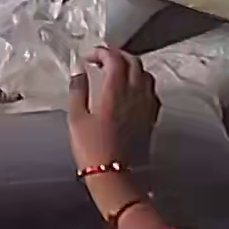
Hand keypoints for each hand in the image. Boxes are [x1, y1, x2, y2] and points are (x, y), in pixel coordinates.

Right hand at [67, 48, 158, 170]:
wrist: (115, 177)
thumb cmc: (91, 147)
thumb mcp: (76, 116)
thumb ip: (78, 88)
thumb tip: (79, 69)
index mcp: (115, 90)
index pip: (114, 58)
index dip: (101, 52)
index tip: (88, 58)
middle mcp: (135, 94)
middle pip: (133, 62)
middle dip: (117, 55)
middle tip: (101, 60)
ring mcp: (146, 106)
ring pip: (145, 74)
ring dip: (130, 67)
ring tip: (115, 71)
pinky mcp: (151, 118)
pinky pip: (151, 91)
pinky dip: (141, 82)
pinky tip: (130, 90)